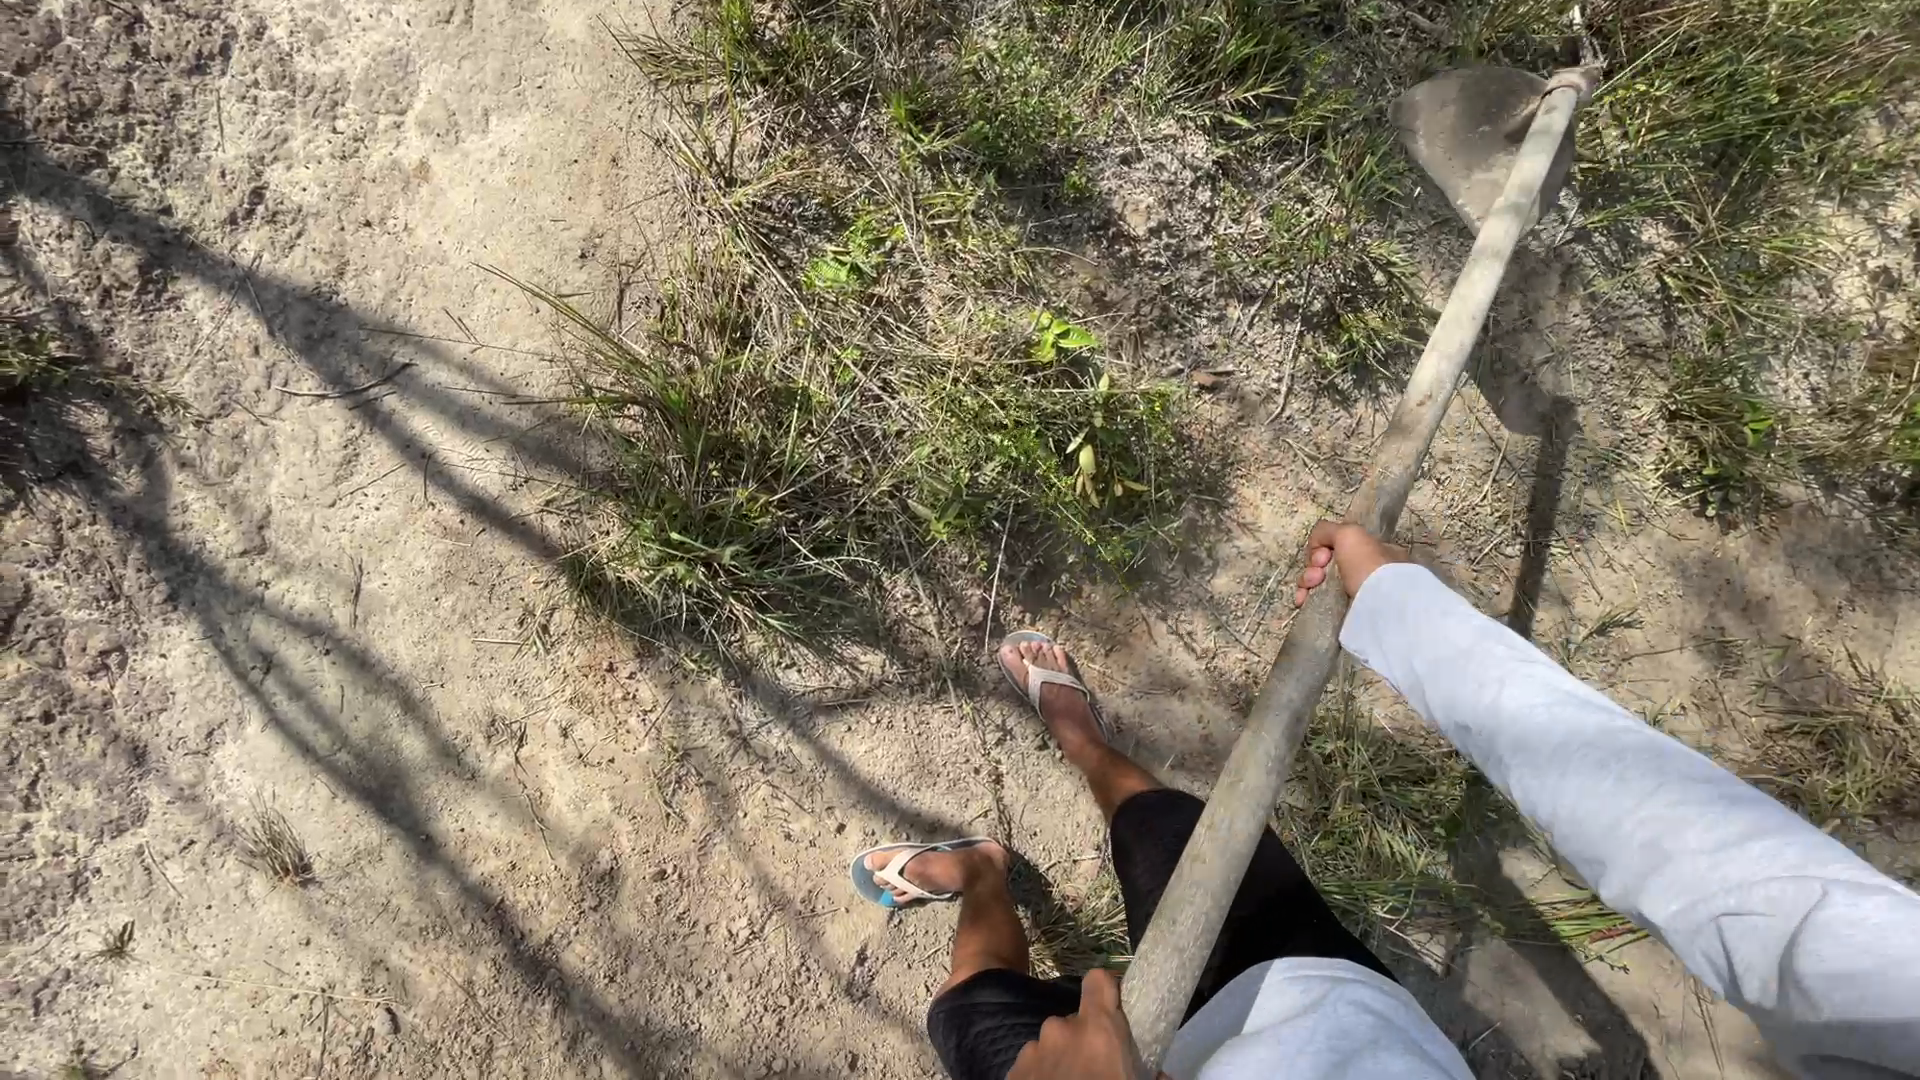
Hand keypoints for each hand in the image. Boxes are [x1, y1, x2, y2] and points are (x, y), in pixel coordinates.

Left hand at [1007, 969, 1154, 1079]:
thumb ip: (1152, 1078)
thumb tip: (1163, 1076)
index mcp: (1097, 1032)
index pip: (1099, 981)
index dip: (1108, 993)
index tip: (1118, 1013)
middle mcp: (1061, 1030)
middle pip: (1076, 1022)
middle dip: (1087, 1044)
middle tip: (1100, 1075)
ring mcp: (1032, 1051)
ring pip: (1053, 1045)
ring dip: (1064, 1063)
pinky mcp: (1013, 1073)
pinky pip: (1034, 1066)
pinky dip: (1043, 1078)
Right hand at [1294, 520, 1409, 605]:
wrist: (1383, 608)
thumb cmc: (1369, 566)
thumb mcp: (1349, 534)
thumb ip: (1327, 531)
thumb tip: (1316, 545)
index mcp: (1374, 552)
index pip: (1339, 545)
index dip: (1323, 548)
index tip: (1323, 556)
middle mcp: (1366, 572)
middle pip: (1326, 564)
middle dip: (1312, 567)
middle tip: (1316, 575)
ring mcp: (1356, 594)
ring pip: (1319, 583)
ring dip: (1306, 582)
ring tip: (1309, 588)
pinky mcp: (1345, 614)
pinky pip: (1318, 601)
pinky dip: (1307, 599)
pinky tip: (1303, 601)